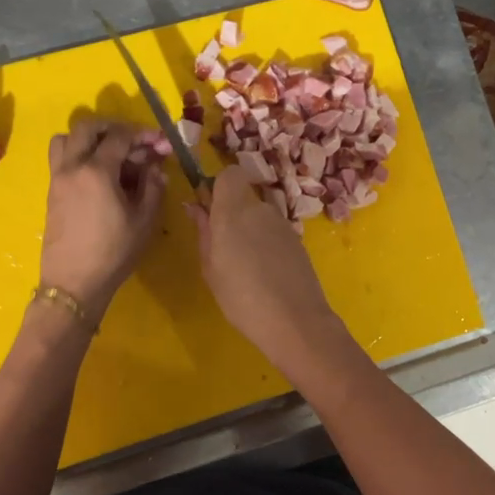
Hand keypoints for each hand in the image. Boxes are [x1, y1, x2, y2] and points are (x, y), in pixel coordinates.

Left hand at [39, 119, 167, 319]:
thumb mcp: (144, 221)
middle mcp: (72, 167)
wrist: (74, 283)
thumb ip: (152, 187)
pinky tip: (99, 174)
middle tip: (134, 140)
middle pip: (87, 127)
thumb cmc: (113, 253)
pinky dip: (79, 153)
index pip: (120, 137)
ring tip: (110, 153)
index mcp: (97, 171)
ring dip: (89, 137)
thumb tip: (156, 168)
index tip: (161, 143)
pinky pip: (61, 158)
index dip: (143, 135)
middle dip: (114, 127)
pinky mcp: (52, 192)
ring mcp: (58, 178)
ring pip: (66, 139)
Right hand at [187, 164, 350, 362]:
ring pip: (259, 215)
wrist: (295, 321)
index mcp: (233, 211)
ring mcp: (283, 223)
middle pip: (244, 196)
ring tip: (245, 266)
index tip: (209, 209)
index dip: (219, 186)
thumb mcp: (211, 268)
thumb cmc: (241, 297)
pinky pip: (273, 232)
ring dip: (249, 230)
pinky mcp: (298, 240)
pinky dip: (266, 244)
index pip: (229, 174)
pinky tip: (265, 273)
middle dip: (232, 213)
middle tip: (222, 246)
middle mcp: (260, 209)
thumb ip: (204, 231)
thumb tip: (197, 207)